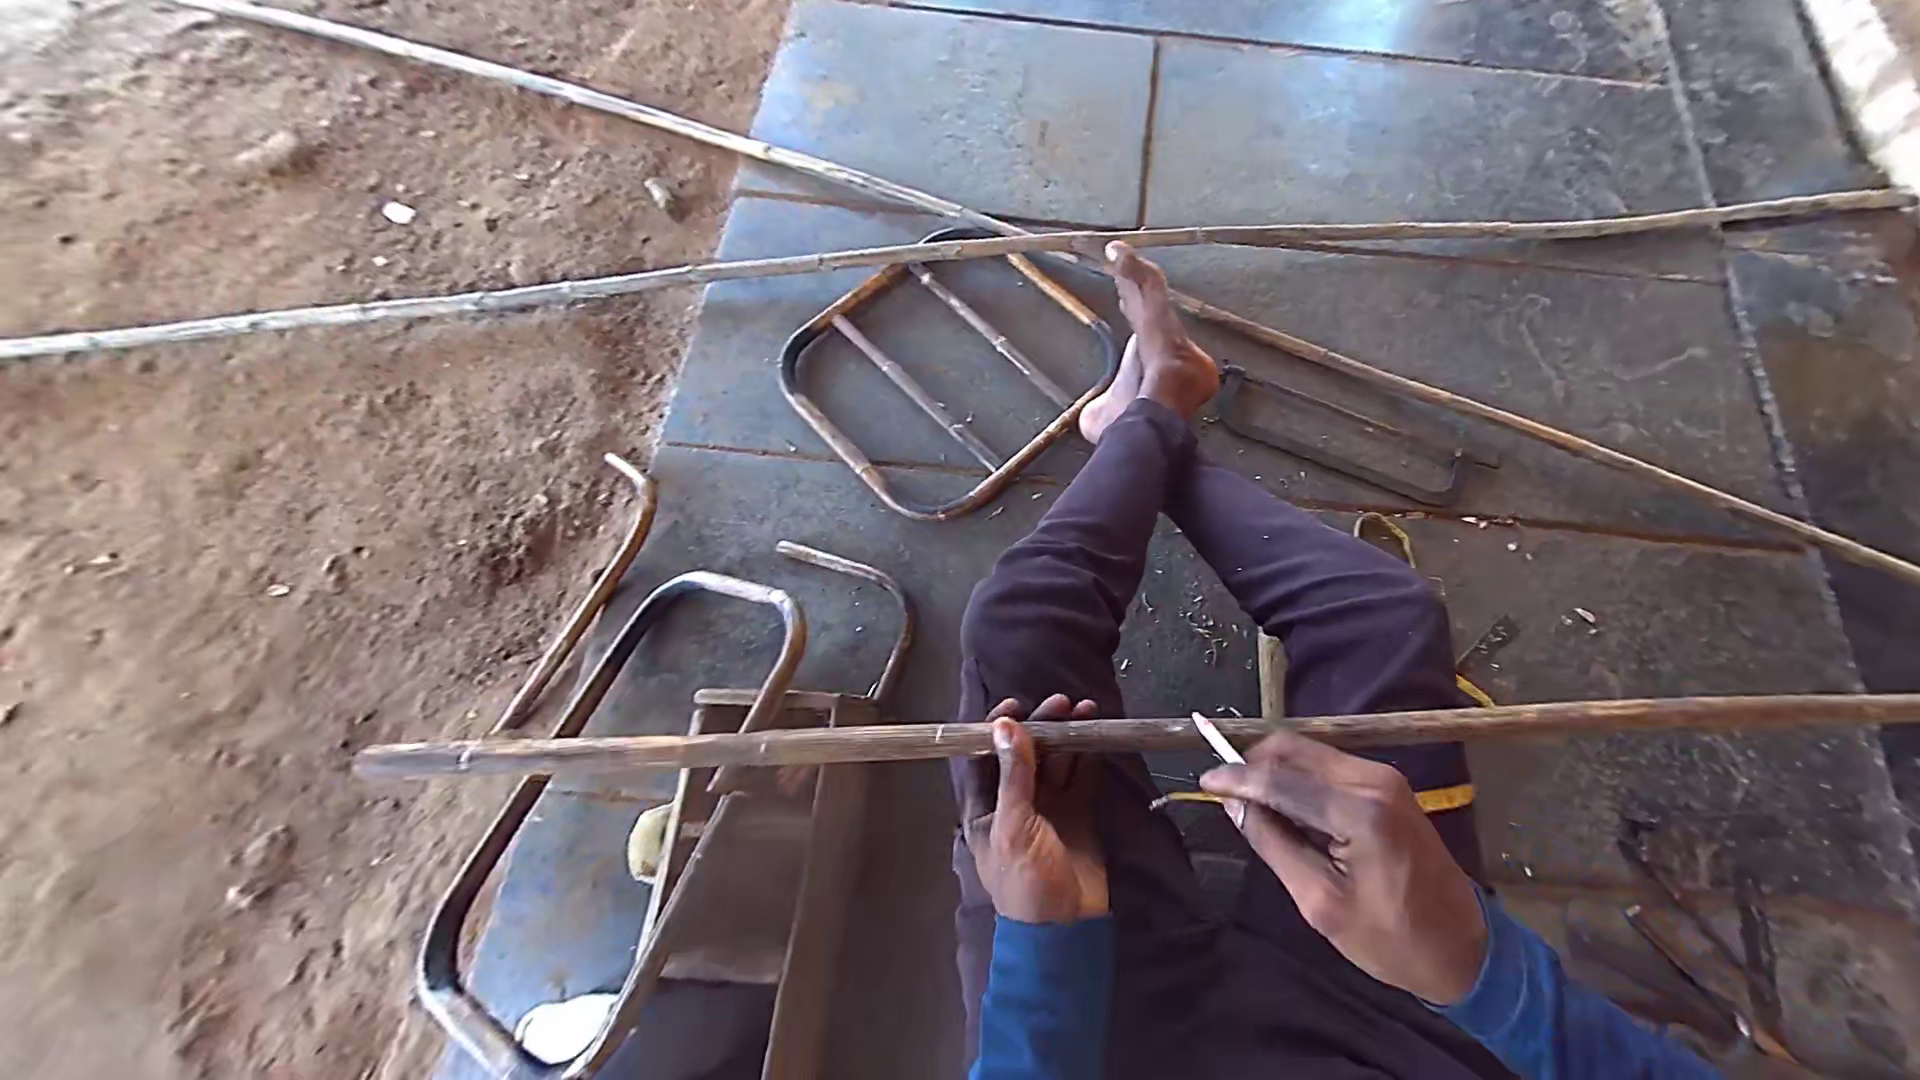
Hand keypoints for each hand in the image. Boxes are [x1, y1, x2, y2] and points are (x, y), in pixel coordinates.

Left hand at [959, 694, 1107, 923]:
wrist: (1067, 930)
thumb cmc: (1025, 884)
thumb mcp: (1013, 827)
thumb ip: (1013, 775)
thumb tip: (1007, 726)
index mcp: (985, 805)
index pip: (984, 755)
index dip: (996, 728)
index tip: (1014, 706)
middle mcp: (1013, 800)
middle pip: (1024, 752)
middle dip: (1041, 725)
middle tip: (1060, 702)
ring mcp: (1046, 806)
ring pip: (1054, 760)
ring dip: (1068, 735)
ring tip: (1085, 710)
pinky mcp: (1076, 812)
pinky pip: (1080, 776)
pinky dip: (1087, 756)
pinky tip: (1096, 735)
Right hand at [1200, 730, 1486, 1003]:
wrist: (1469, 952)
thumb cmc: (1394, 939)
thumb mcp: (1320, 901)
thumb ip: (1271, 842)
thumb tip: (1233, 802)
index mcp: (1360, 812)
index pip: (1278, 778)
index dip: (1234, 776)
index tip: (1204, 781)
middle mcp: (1372, 780)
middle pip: (1289, 748)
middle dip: (1251, 764)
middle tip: (1228, 794)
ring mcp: (1382, 776)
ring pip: (1303, 750)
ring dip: (1271, 768)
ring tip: (1256, 805)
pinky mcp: (1384, 782)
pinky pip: (1322, 763)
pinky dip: (1294, 775)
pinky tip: (1287, 805)